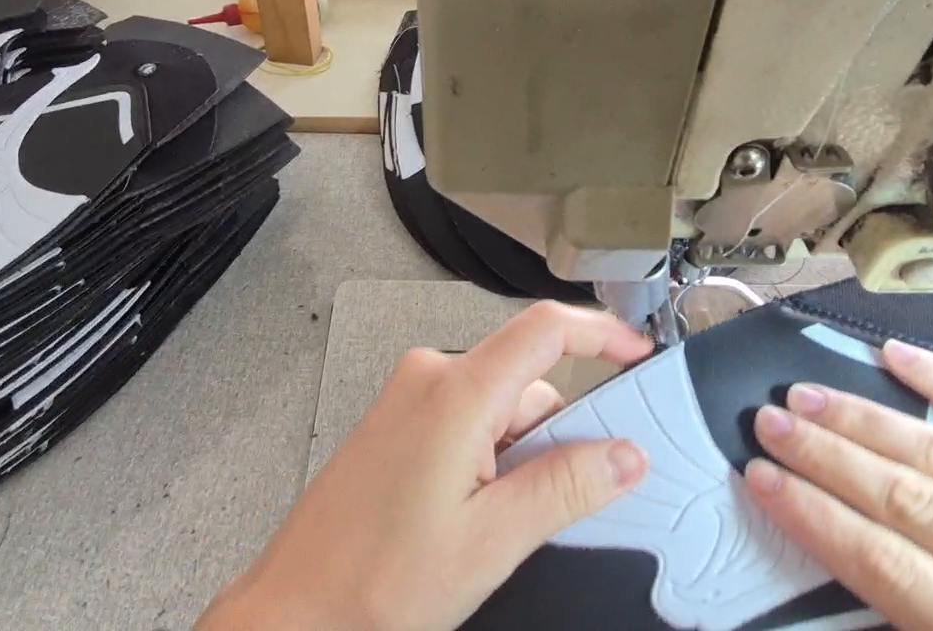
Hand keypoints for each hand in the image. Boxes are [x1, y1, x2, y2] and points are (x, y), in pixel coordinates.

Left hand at [198, 301, 653, 630]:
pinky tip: (468, 510)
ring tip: (489, 523)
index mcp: (455, 392)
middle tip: (550, 503)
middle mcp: (430, 377)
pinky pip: (470, 416)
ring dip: (518, 455)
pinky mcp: (402, 417)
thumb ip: (566, 488)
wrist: (295, 609)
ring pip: (501, 406)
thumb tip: (622, 455)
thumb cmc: (370, 581)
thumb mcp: (490, 541)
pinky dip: (490, 454)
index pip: (544, 329)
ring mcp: (411, 396)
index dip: (600, 332)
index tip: (636, 350)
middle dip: (556, 436)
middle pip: (528, 381)